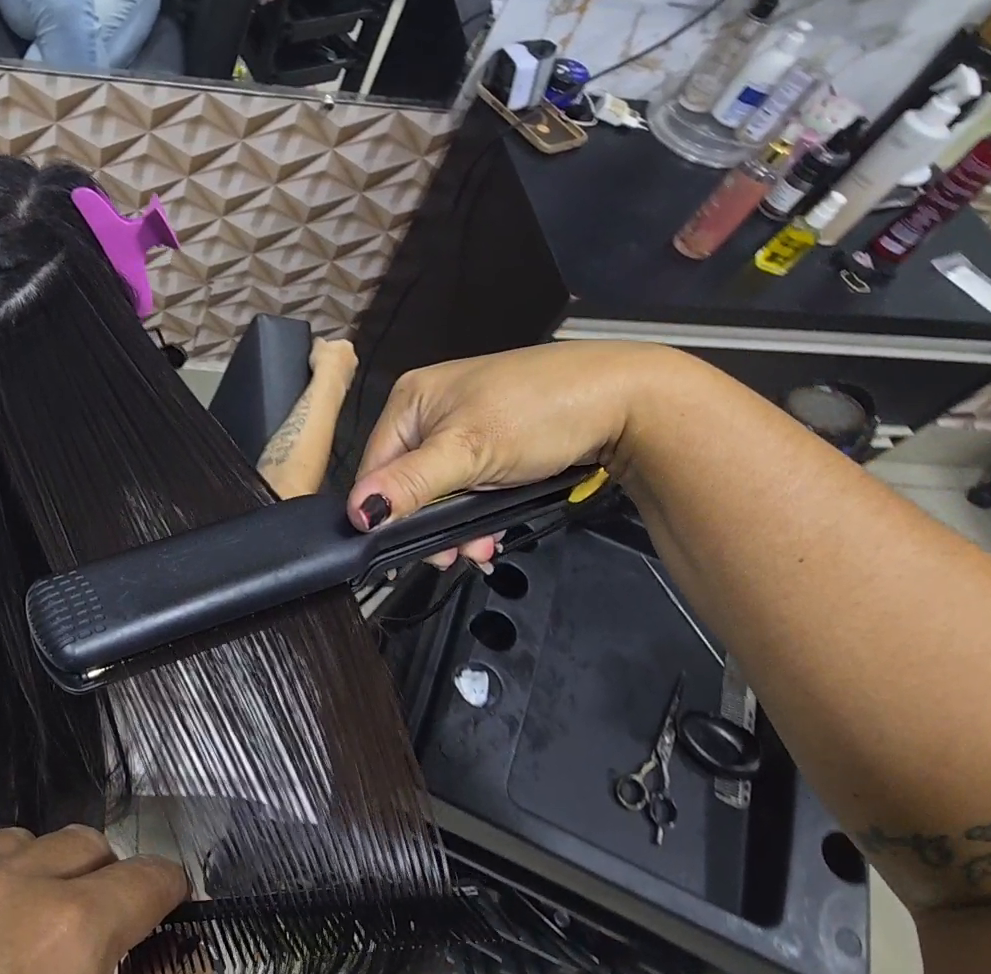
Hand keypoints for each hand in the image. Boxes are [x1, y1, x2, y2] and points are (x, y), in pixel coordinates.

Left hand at [0, 825, 190, 973]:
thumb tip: (167, 965)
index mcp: (71, 931)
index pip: (148, 876)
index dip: (170, 895)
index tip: (169, 915)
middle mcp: (11, 887)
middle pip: (87, 845)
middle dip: (109, 881)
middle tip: (104, 936)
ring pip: (23, 843)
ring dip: (44, 875)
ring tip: (33, 934)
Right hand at [309, 338, 357, 383]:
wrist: (329, 381)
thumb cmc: (323, 359)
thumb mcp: (317, 345)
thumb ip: (320, 341)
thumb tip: (319, 341)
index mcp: (347, 344)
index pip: (340, 342)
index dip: (331, 346)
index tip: (323, 351)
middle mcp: (354, 356)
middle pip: (344, 355)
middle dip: (336, 358)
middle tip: (324, 362)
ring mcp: (353, 371)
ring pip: (344, 368)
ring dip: (337, 369)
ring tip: (325, 373)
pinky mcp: (350, 383)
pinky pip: (342, 379)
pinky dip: (336, 379)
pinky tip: (327, 381)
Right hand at [346, 341, 681, 567]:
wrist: (632, 400)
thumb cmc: (543, 413)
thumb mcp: (468, 453)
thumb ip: (410, 485)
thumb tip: (357, 512)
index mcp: (411, 399)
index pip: (375, 468)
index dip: (387, 512)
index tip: (412, 550)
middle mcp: (431, 410)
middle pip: (406, 483)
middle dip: (430, 525)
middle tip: (455, 556)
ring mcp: (464, 425)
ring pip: (439, 490)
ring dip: (457, 527)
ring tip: (481, 548)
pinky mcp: (493, 441)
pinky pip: (467, 485)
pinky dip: (478, 512)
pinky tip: (494, 530)